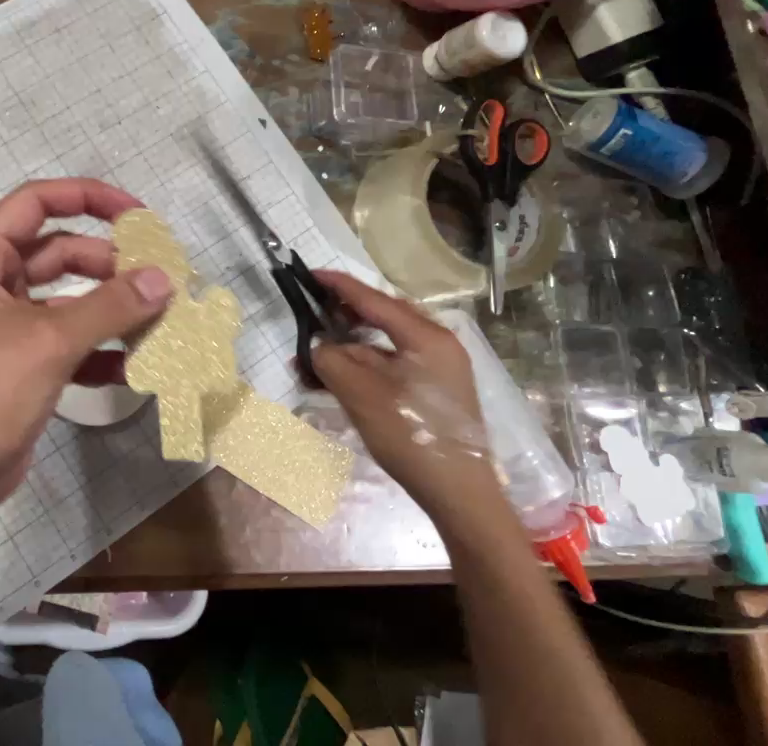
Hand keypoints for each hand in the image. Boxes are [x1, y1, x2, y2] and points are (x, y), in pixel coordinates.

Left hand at [0, 179, 172, 511]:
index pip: (35, 202)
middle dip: (108, 264)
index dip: (87, 197)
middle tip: (160, 279)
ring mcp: (0, 322)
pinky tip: (132, 367)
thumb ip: (111, 306)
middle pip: (55, 250)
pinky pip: (63, 337)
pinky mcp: (16, 359)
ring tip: (158, 321)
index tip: (138, 214)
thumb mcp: (51, 342)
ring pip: (64, 296)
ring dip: (108, 308)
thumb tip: (164, 279)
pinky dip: (95, 347)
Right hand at [310, 271, 508, 526]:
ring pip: (383, 344)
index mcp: (427, 338)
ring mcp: (438, 369)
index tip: (309, 274)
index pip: (375, 300)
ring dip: (346, 348)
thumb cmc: (411, 436)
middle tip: (310, 314)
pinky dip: (361, 366)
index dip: (339, 286)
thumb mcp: (360, 394)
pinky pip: (390, 364)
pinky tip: (335, 378)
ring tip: (313, 357)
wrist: (458, 493)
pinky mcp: (432, 390)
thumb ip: (330, 359)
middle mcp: (438, 345)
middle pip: (382, 318)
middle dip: (343, 316)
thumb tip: (318, 348)